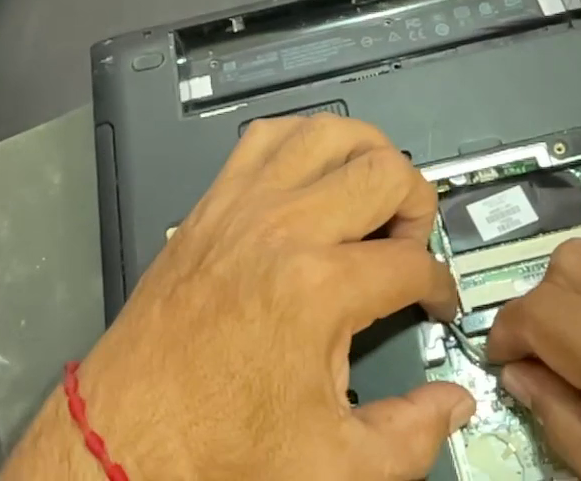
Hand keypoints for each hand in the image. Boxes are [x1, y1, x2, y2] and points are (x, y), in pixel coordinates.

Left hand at [0, 114, 474, 480]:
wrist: (125, 434)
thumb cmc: (218, 446)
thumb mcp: (332, 464)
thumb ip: (412, 434)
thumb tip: (454, 402)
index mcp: (319, 288)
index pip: (413, 262)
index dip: (439, 286)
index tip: (434, 303)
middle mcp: (284, 227)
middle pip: (385, 172)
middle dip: (417, 205)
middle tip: (408, 246)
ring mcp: (244, 204)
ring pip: (328, 132)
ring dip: (366, 154)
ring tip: (370, 198)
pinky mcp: (212, 202)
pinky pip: (265, 136)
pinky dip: (301, 140)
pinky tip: (312, 174)